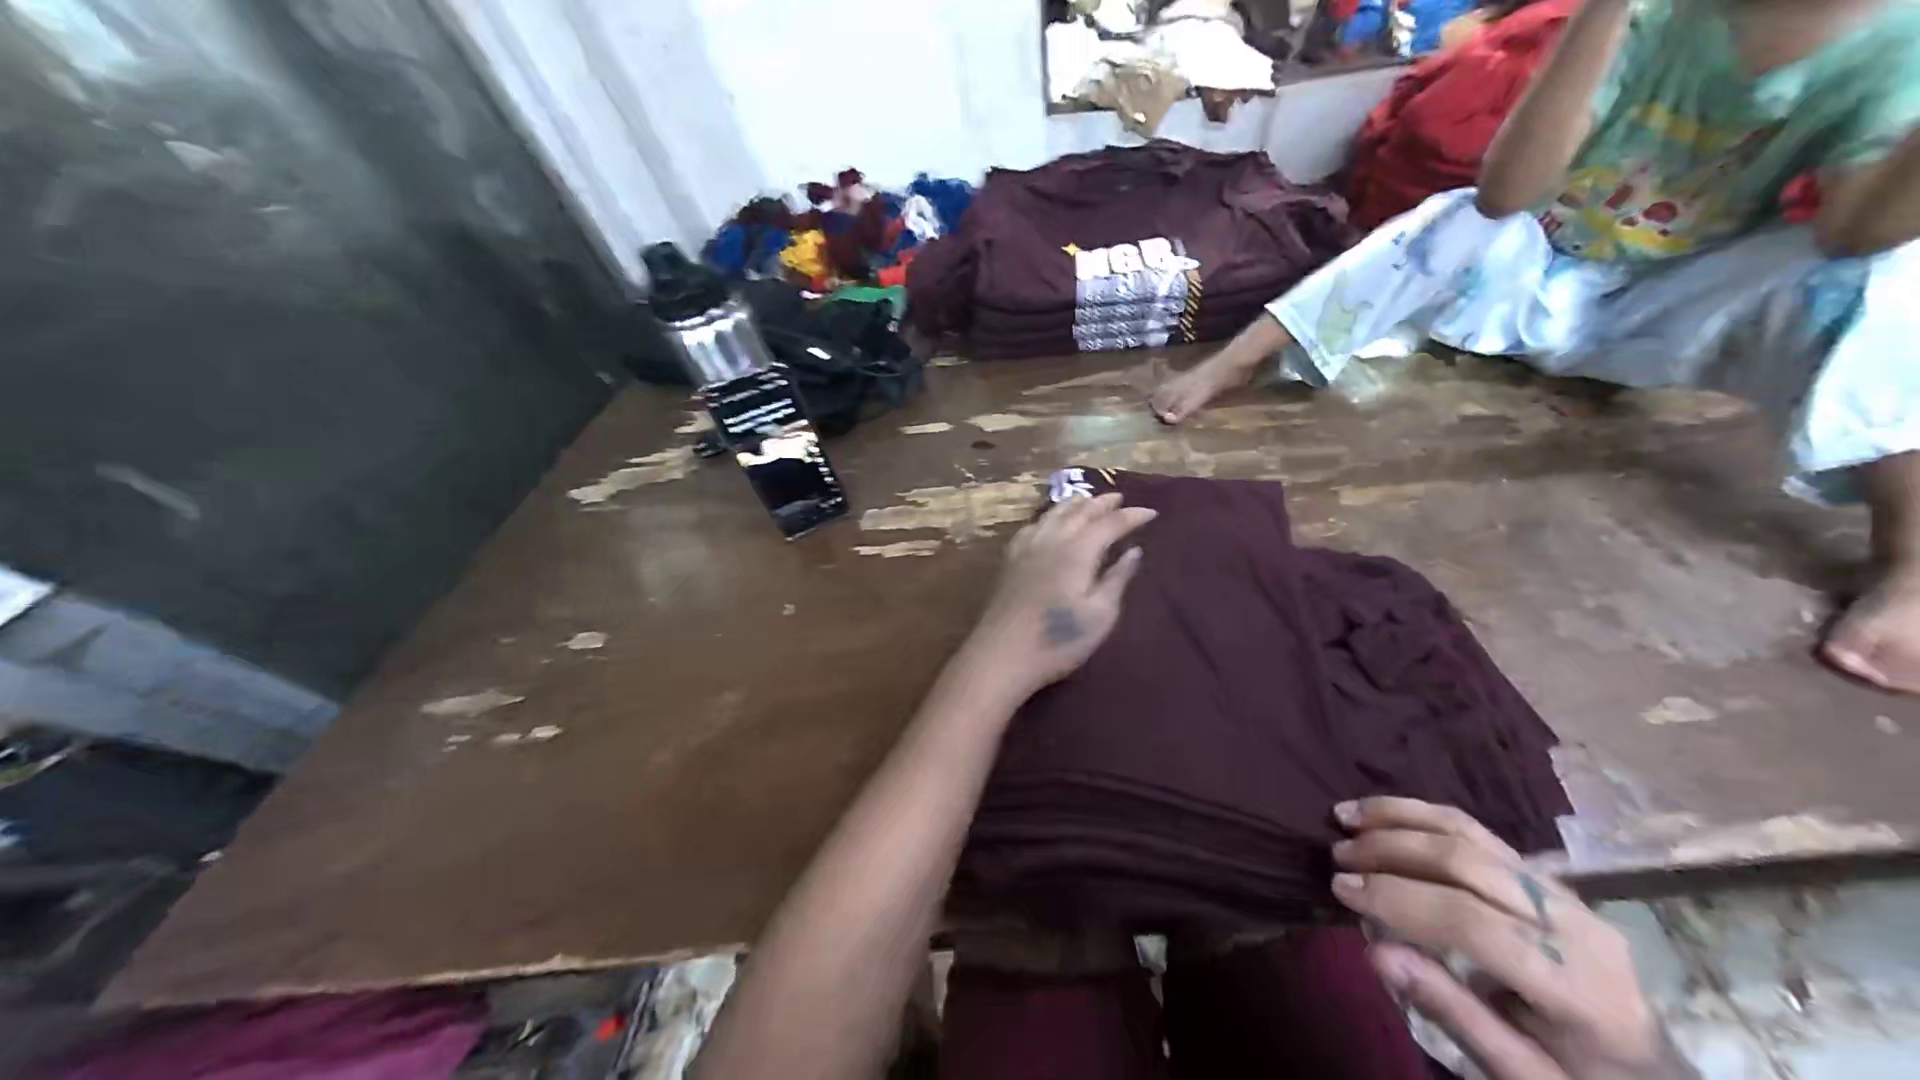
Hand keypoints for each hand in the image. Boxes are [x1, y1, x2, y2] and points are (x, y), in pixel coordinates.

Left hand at [960, 492, 1156, 695]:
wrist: (1002, 655)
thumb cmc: (1058, 641)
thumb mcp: (1100, 615)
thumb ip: (1116, 579)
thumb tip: (1133, 551)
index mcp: (1077, 551)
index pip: (1109, 524)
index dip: (1131, 516)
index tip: (1151, 512)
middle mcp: (1051, 541)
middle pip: (1079, 512)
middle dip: (1102, 503)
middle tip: (1119, 498)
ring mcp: (1026, 549)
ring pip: (1052, 515)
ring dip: (1073, 504)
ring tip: (1086, 499)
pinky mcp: (1010, 561)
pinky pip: (1032, 526)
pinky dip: (1047, 517)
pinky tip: (1047, 522)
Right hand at [1330, 798, 1696, 1079]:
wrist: (1653, 1078)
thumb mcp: (1524, 1078)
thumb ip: (1453, 1013)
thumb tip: (1375, 951)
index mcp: (1578, 988)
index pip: (1473, 924)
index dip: (1399, 900)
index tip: (1340, 891)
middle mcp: (1575, 925)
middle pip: (1470, 864)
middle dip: (1393, 851)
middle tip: (1338, 854)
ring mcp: (1565, 894)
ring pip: (1473, 834)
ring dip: (1402, 819)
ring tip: (1348, 815)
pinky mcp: (1548, 879)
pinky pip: (1481, 833)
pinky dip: (1424, 817)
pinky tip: (1388, 815)